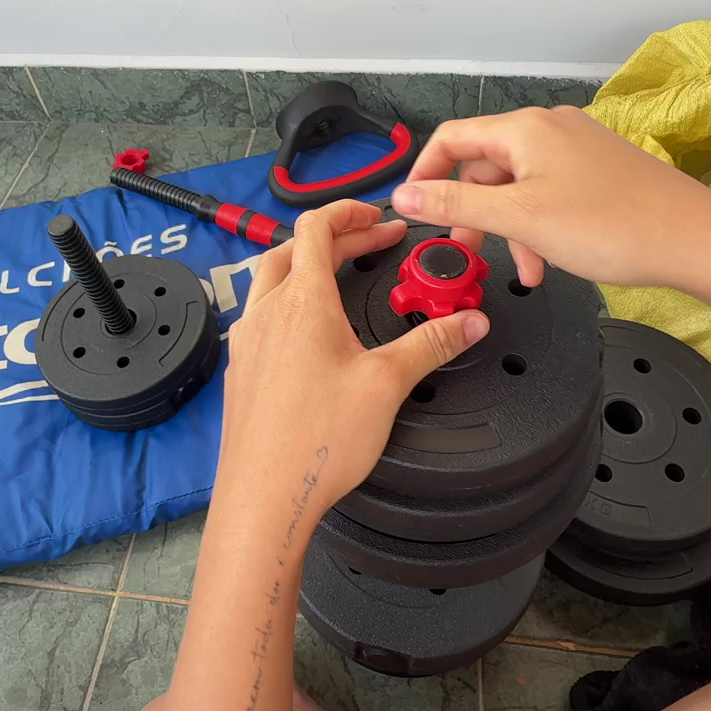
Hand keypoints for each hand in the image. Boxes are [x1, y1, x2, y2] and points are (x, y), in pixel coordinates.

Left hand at [219, 200, 489, 510]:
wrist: (263, 497)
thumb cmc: (314, 442)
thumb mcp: (387, 384)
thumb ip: (430, 344)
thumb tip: (468, 321)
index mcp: (302, 303)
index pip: (317, 228)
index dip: (350, 212)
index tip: (378, 217)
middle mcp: (267, 313)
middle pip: (294, 247)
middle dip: (337, 235)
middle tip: (373, 241)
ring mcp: (249, 340)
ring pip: (271, 277)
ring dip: (306, 262)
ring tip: (339, 270)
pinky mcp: (243, 366)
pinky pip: (261, 311)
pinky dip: (288, 297)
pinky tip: (307, 324)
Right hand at [389, 106, 710, 292]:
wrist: (698, 241)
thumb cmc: (605, 226)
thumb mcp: (519, 218)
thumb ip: (454, 205)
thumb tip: (401, 195)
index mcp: (524, 128)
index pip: (452, 138)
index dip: (424, 174)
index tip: (415, 215)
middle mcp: (549, 127)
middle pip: (485, 165)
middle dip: (472, 212)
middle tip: (464, 255)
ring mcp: (577, 147)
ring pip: (518, 185)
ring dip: (508, 227)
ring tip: (520, 270)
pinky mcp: (599, 169)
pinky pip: (548, 192)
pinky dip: (537, 225)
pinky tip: (546, 263)